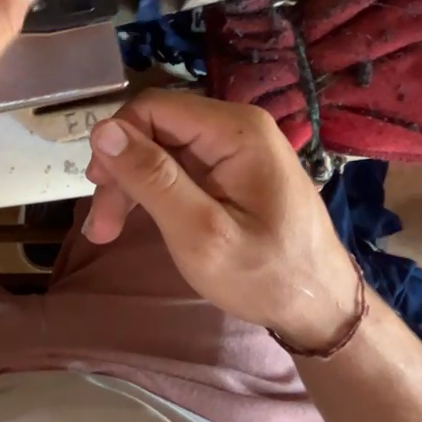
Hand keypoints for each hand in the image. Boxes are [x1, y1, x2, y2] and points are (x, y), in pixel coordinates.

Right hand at [83, 91, 362, 350]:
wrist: (323, 314)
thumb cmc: (265, 277)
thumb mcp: (199, 233)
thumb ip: (152, 178)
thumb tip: (102, 129)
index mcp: (236, 131)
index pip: (152, 107)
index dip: (116, 141)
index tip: (98, 188)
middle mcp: (236, 127)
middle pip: (153, 128)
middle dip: (121, 171)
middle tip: (101, 225)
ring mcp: (235, 148)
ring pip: (158, 148)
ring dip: (129, 185)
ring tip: (108, 231)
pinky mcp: (231, 169)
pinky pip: (176, 165)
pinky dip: (151, 192)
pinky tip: (134, 220)